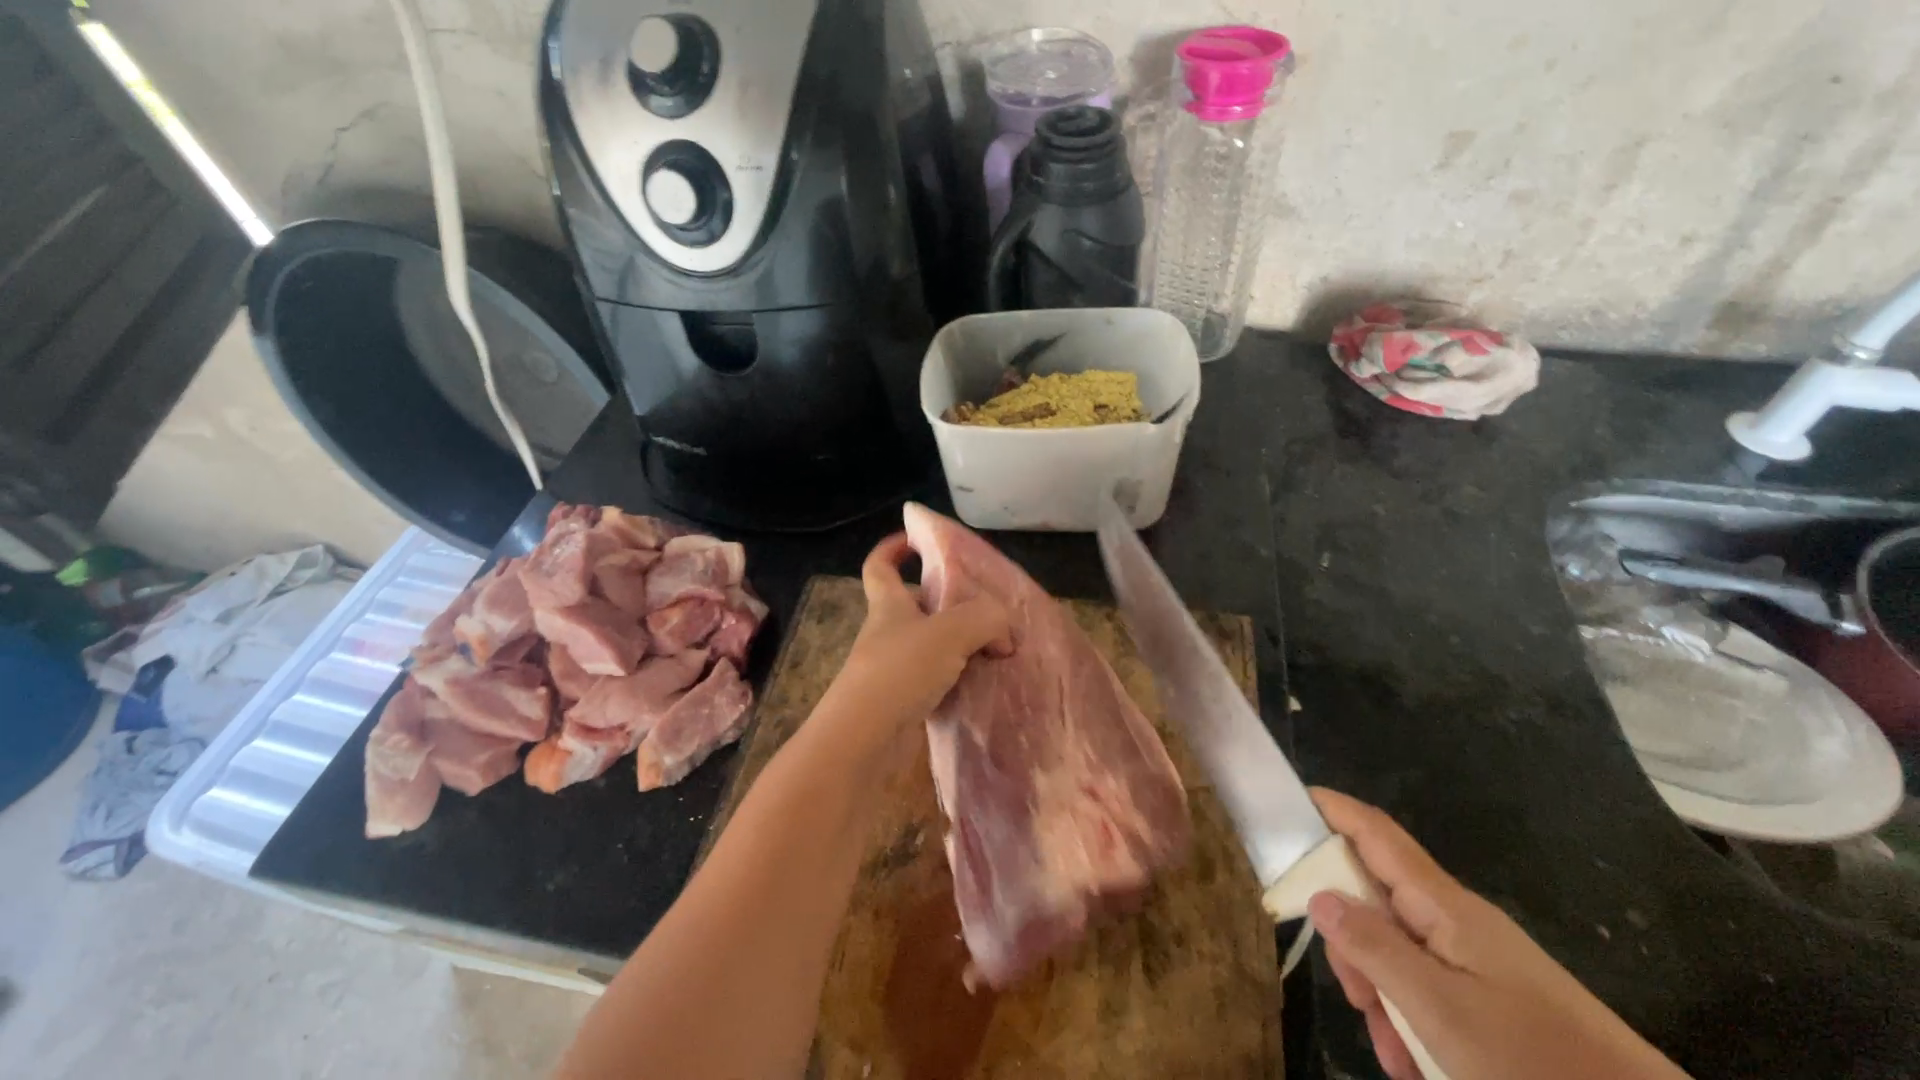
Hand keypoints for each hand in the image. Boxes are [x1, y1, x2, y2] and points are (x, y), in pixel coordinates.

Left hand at [815, 534, 1011, 738]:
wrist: (864, 741)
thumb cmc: (899, 672)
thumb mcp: (951, 631)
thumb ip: (987, 619)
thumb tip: (1004, 636)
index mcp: (889, 606)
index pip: (880, 566)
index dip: (893, 548)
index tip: (916, 539)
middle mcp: (888, 634)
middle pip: (917, 608)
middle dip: (949, 604)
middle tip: (989, 609)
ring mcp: (893, 672)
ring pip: (932, 647)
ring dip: (961, 646)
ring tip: (999, 650)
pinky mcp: (903, 706)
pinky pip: (938, 683)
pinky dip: (960, 682)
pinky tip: (986, 686)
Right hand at [1307, 788, 1688, 1079]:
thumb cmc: (1530, 1056)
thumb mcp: (1437, 1008)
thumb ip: (1373, 948)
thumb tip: (1320, 896)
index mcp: (1444, 906)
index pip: (1375, 834)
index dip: (1332, 811)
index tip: (1287, 803)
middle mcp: (1454, 921)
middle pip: (1375, 903)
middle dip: (1352, 947)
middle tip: (1358, 1000)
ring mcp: (1472, 959)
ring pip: (1395, 955)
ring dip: (1382, 1000)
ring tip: (1398, 1056)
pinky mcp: (1487, 995)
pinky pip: (1425, 990)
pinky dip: (1410, 1022)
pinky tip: (1417, 1064)